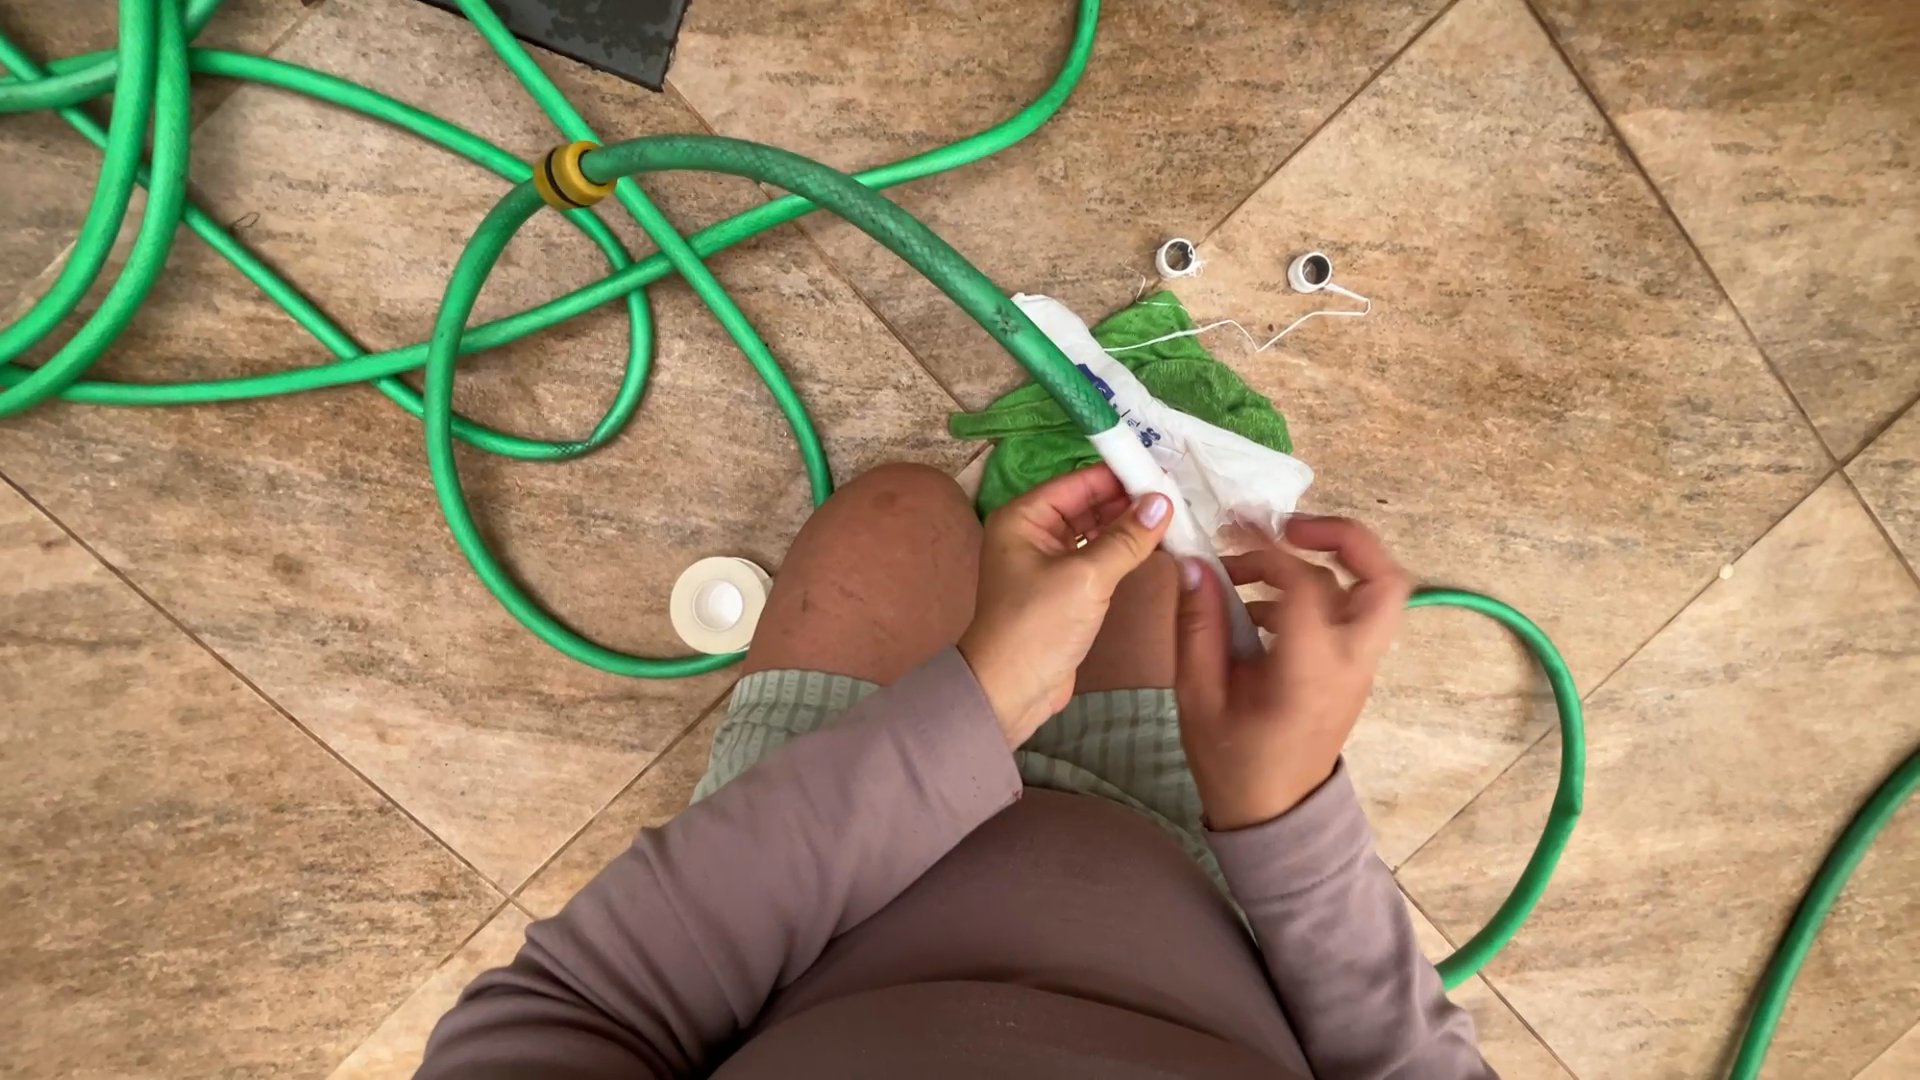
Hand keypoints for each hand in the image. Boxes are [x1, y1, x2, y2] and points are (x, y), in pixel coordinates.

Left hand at [960, 465, 1173, 747]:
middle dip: (1127, 501)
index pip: (1076, 483)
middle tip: (1176, 496)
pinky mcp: (1061, 587)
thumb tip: (1162, 501)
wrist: (1012, 688)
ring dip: (1127, 526)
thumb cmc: (1039, 625)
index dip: (1118, 476)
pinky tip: (1153, 546)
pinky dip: (1120, 551)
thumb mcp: (1086, 577)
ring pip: (1092, 531)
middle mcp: (1031, 532)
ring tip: (1172, 518)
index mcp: (1023, 518)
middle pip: (1085, 504)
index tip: (1162, 472)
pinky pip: (1094, 557)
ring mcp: (1045, 561)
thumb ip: (1126, 538)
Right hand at [1174, 516, 1412, 829]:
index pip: (1306, 584)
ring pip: (1373, 592)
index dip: (1267, 547)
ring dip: (1319, 564)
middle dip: (1341, 536)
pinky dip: (1310, 592)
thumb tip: (1193, 565)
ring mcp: (1360, 667)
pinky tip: (1255, 607)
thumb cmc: (1232, 761)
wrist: (1275, 816)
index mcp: (1311, 672)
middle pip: (1384, 578)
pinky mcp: (1351, 670)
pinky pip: (1347, 613)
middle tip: (1284, 527)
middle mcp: (1351, 663)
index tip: (1228, 529)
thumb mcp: (1199, 694)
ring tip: (1249, 569)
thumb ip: (1197, 625)